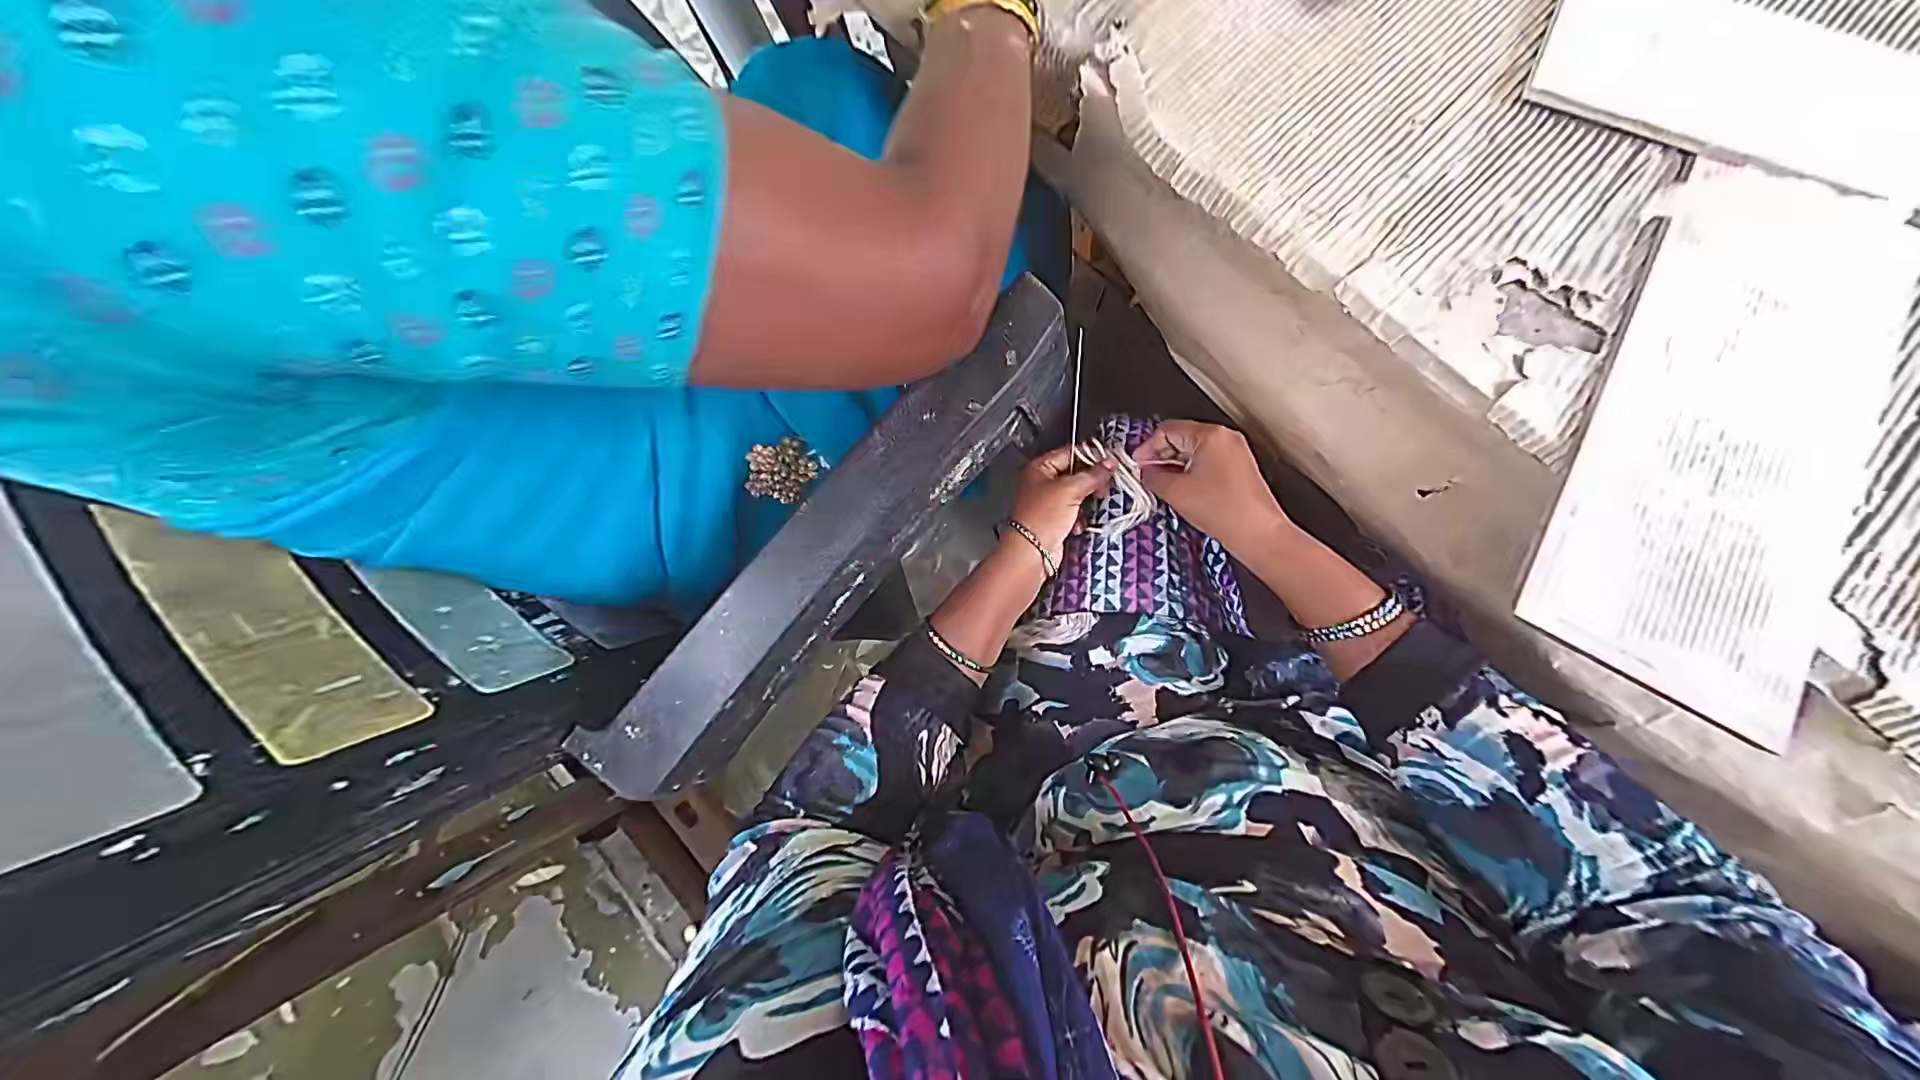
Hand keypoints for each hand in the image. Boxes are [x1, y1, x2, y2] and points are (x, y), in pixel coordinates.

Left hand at [1009, 442, 1114, 556]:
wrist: (1032, 552)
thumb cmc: (1042, 518)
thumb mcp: (1070, 489)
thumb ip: (1093, 474)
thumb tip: (1109, 463)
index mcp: (1040, 468)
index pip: (1071, 453)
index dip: (1091, 457)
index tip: (1110, 463)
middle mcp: (1042, 482)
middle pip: (1075, 473)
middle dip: (1091, 481)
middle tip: (1103, 486)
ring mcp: (1048, 502)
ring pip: (1077, 494)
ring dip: (1087, 501)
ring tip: (1092, 505)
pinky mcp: (1055, 519)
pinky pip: (1075, 512)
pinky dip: (1080, 516)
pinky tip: (1080, 523)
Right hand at [1134, 421, 1290, 551]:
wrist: (1257, 533)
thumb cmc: (1225, 510)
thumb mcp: (1175, 491)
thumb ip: (1152, 476)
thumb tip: (1145, 471)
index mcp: (1210, 435)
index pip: (1167, 430)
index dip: (1147, 448)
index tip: (1138, 464)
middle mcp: (1225, 438)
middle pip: (1181, 438)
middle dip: (1160, 457)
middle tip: (1146, 476)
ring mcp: (1234, 452)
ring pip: (1193, 451)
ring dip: (1174, 466)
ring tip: (1163, 486)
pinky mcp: (1237, 468)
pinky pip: (1206, 462)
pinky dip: (1190, 472)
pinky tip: (1182, 490)